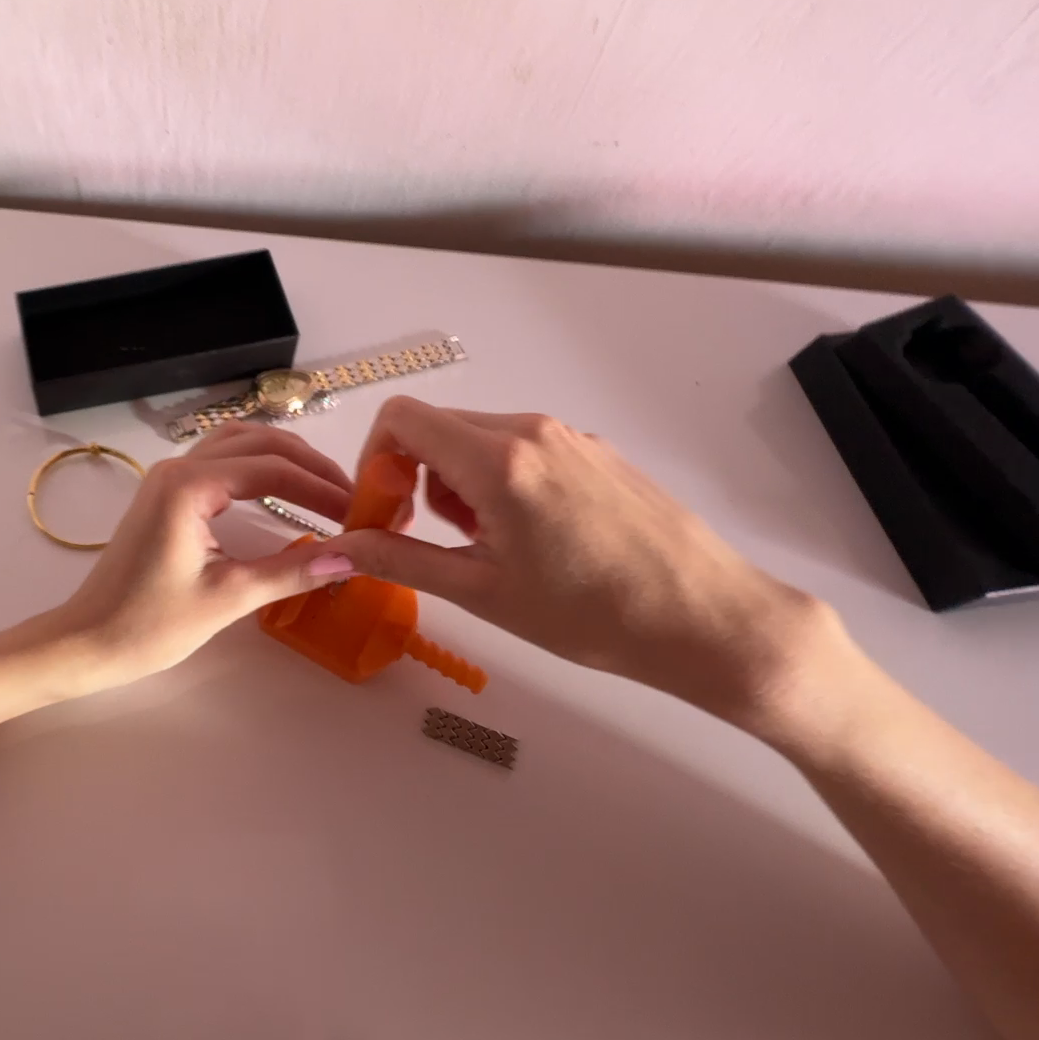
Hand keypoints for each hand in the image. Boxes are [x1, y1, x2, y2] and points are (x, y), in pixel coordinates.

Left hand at [53, 423, 358, 686]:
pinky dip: (257, 466)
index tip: (361, 512)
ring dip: (283, 458)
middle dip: (308, 465)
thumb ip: (291, 571)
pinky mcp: (165, 494)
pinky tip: (280, 489)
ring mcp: (167, 478)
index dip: (322, 488)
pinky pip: (220, 461)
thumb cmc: (149, 625)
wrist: (88, 640)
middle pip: (258, 442)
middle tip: (351, 497)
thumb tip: (353, 556)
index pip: (272, 469)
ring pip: (237, 444)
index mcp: (187, 486)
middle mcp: (176, 468)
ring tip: (324, 488)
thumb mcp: (228, 598)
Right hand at [325, 397, 834, 720]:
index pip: (400, 418)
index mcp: (497, 459)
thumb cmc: (589, 615)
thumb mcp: (479, 591)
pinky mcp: (594, 451)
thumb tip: (329, 551)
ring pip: (476, 438)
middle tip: (427, 539)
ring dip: (454, 483)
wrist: (709, 621)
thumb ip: (395, 560)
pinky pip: (518, 447)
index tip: (384, 513)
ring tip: (483, 544)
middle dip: (411, 478)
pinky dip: (494, 481)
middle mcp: (531, 430)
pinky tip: (525, 535)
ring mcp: (568, 436)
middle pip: (436, 428)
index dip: (373, 461)